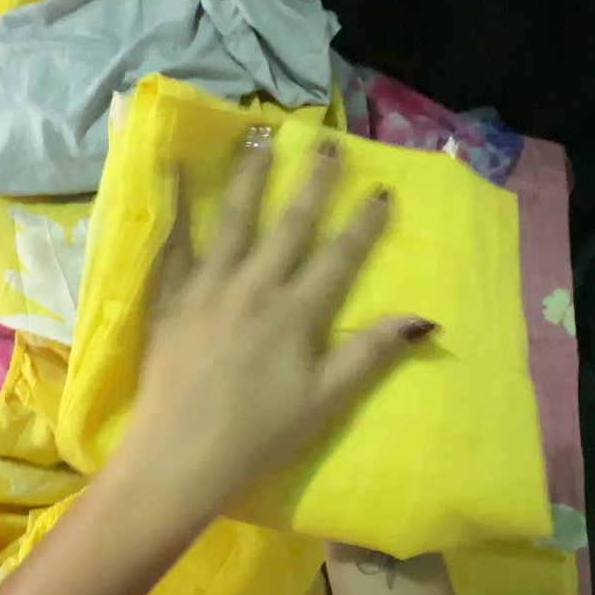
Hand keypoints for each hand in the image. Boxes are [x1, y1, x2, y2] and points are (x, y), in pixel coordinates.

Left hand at [110, 125, 438, 516]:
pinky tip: (175, 167)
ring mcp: (207, 286)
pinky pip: (173, 240)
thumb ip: (369, 353)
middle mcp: (254, 287)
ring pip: (234, 219)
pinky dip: (176, 202)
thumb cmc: (258, 435)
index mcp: (295, 314)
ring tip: (261, 136)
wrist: (179, 458)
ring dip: (252, 175)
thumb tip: (424, 318)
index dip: (365, 223)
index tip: (383, 189)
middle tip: (328, 145)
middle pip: (291, 225)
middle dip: (313, 183)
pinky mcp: (169, 295)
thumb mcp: (325, 401)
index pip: (339, 257)